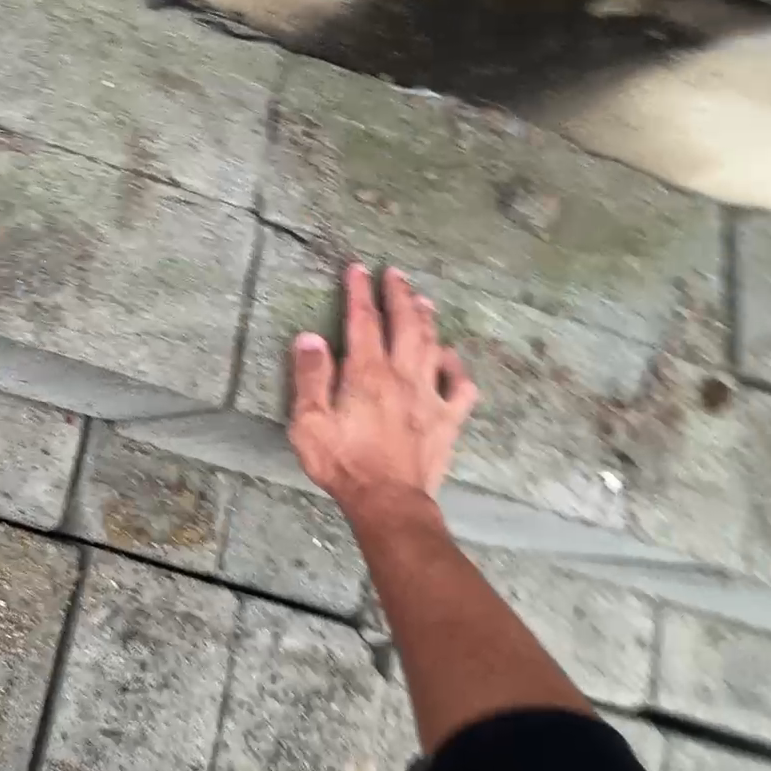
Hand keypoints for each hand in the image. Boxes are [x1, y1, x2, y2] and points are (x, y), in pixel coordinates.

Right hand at [287, 264, 479, 517]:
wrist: (388, 501)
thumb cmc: (341, 461)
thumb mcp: (309, 421)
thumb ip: (310, 377)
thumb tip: (310, 337)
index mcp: (366, 374)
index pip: (363, 322)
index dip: (359, 293)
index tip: (357, 269)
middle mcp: (403, 377)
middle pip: (404, 326)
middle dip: (399, 295)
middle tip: (394, 273)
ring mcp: (431, 397)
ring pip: (433, 346)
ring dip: (427, 319)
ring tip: (423, 299)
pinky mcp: (448, 420)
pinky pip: (461, 386)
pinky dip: (456, 365)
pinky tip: (449, 356)